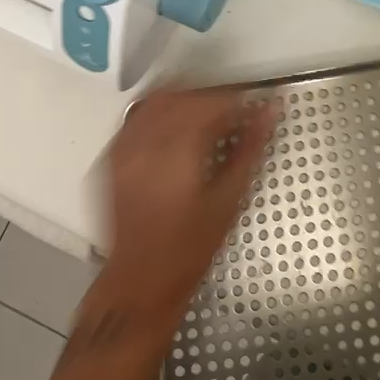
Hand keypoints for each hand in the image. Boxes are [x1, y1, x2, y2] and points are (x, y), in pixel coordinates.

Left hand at [101, 91, 276, 313]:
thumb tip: (270, 113)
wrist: (139, 285)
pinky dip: (158, 112)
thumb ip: (250, 149)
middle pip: (181, 95)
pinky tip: (174, 128)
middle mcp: (143, 146)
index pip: (210, 104)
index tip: (254, 107)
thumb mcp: (228, 200)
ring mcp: (122, 151)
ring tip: (206, 115)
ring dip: (184, 99)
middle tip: (233, 110)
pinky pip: (136, 117)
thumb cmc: (187, 251)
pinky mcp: (110, 160)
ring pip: (156, 100)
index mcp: (175, 153)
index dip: (237, 101)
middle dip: (211, 96)